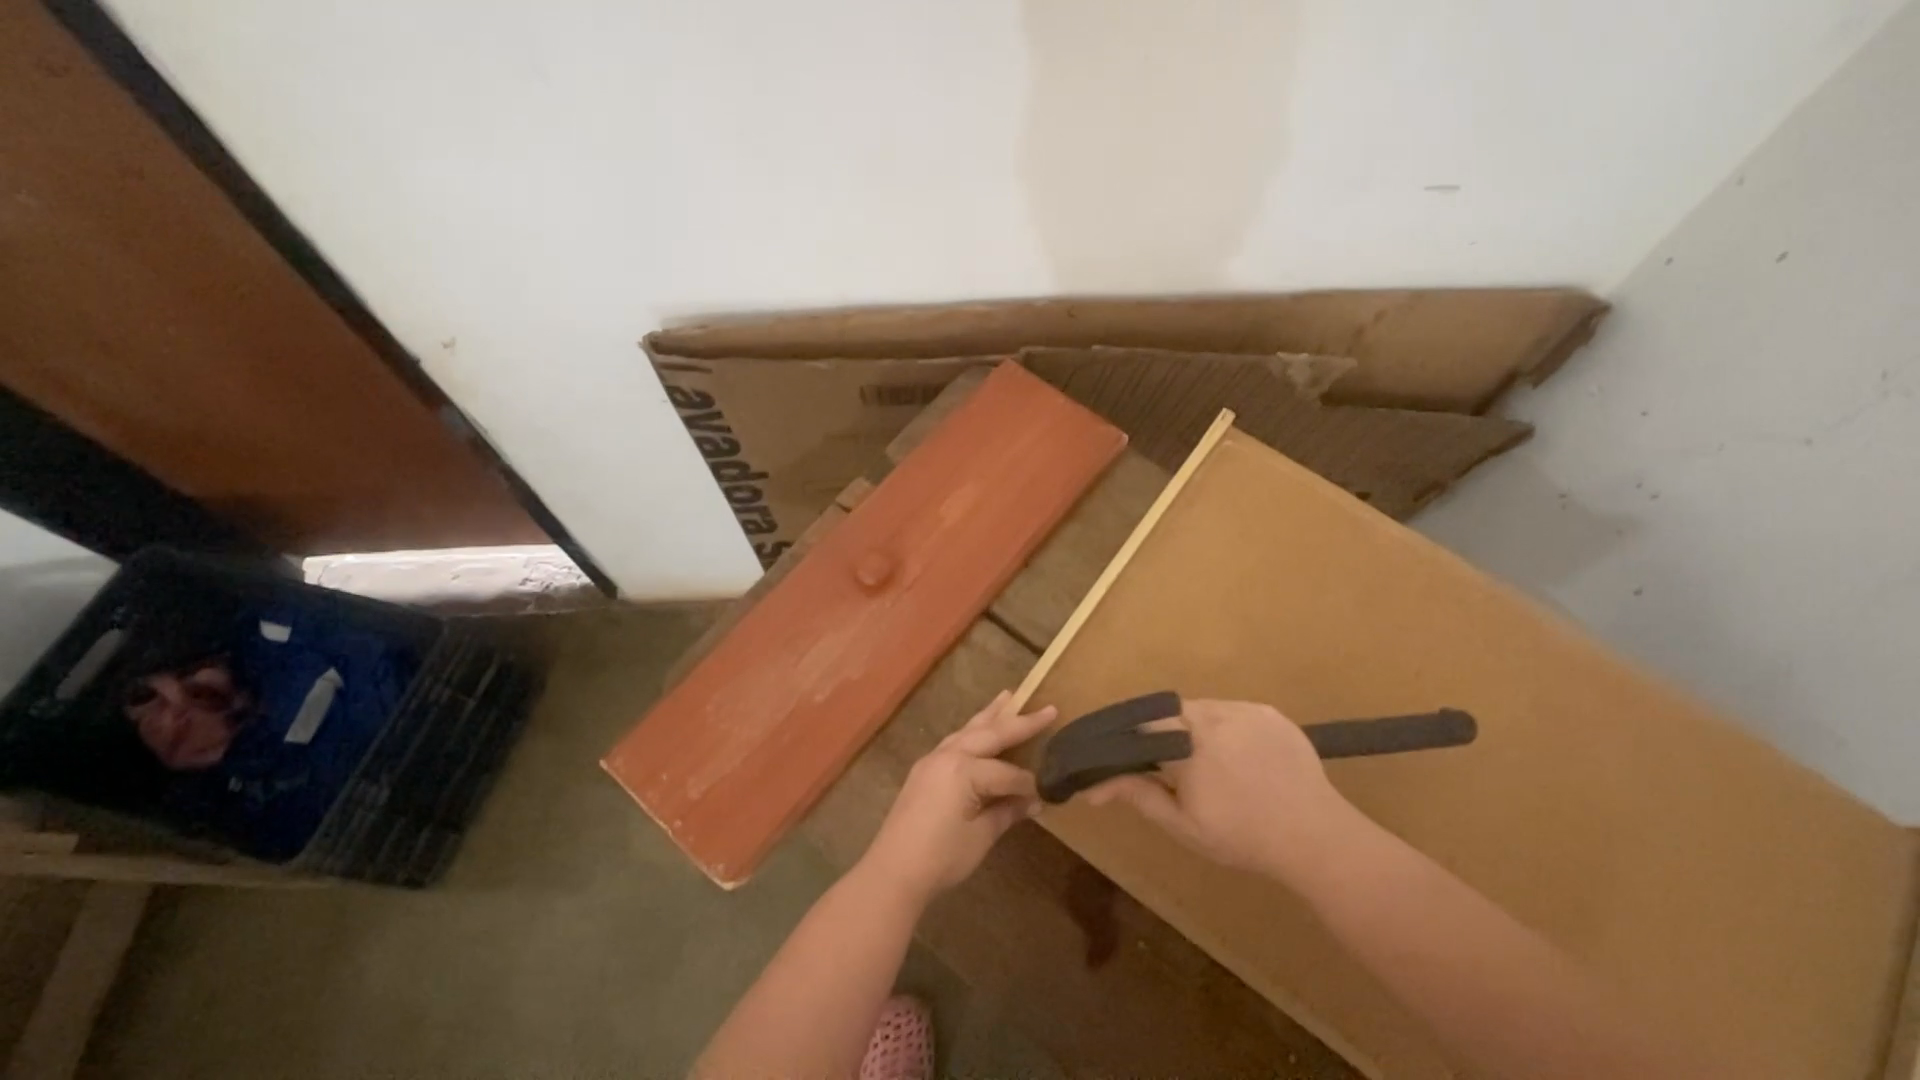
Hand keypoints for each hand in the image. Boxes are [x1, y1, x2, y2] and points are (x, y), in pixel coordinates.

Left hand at [858, 691, 1055, 903]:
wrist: (893, 872)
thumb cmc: (941, 857)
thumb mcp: (981, 836)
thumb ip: (1007, 812)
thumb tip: (1035, 802)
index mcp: (963, 770)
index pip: (1007, 773)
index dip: (1029, 784)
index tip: (1049, 791)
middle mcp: (947, 756)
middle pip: (989, 734)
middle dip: (1019, 721)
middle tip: (1047, 709)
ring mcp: (932, 760)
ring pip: (968, 731)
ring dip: (990, 716)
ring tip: (1008, 697)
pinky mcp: (924, 771)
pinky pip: (954, 741)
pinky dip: (972, 733)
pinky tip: (980, 731)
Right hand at [1082, 698, 1354, 881]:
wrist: (1315, 837)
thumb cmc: (1242, 837)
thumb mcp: (1182, 824)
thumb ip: (1138, 795)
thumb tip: (1092, 786)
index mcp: (1187, 745)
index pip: (1141, 725)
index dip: (1129, 738)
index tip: (1128, 760)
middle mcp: (1212, 716)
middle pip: (1170, 712)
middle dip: (1164, 735)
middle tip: (1170, 768)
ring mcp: (1244, 710)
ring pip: (1201, 709)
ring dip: (1192, 728)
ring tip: (1206, 763)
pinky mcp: (1269, 712)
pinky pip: (1232, 711)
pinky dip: (1224, 727)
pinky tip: (1236, 757)